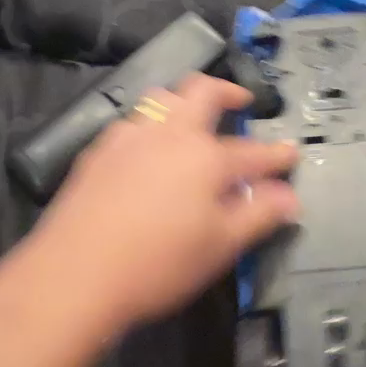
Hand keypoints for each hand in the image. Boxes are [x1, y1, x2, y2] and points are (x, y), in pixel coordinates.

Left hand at [19, 74, 298, 336]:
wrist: (73, 275)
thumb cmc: (158, 265)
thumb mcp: (220, 247)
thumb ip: (259, 216)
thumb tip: (288, 196)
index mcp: (206, 158)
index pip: (253, 152)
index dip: (277, 154)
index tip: (291, 153)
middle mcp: (170, 135)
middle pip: (202, 92)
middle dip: (227, 91)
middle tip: (240, 102)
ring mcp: (129, 138)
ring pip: (161, 99)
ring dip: (183, 103)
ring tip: (191, 121)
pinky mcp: (98, 152)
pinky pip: (131, 123)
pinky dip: (150, 127)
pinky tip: (146, 151)